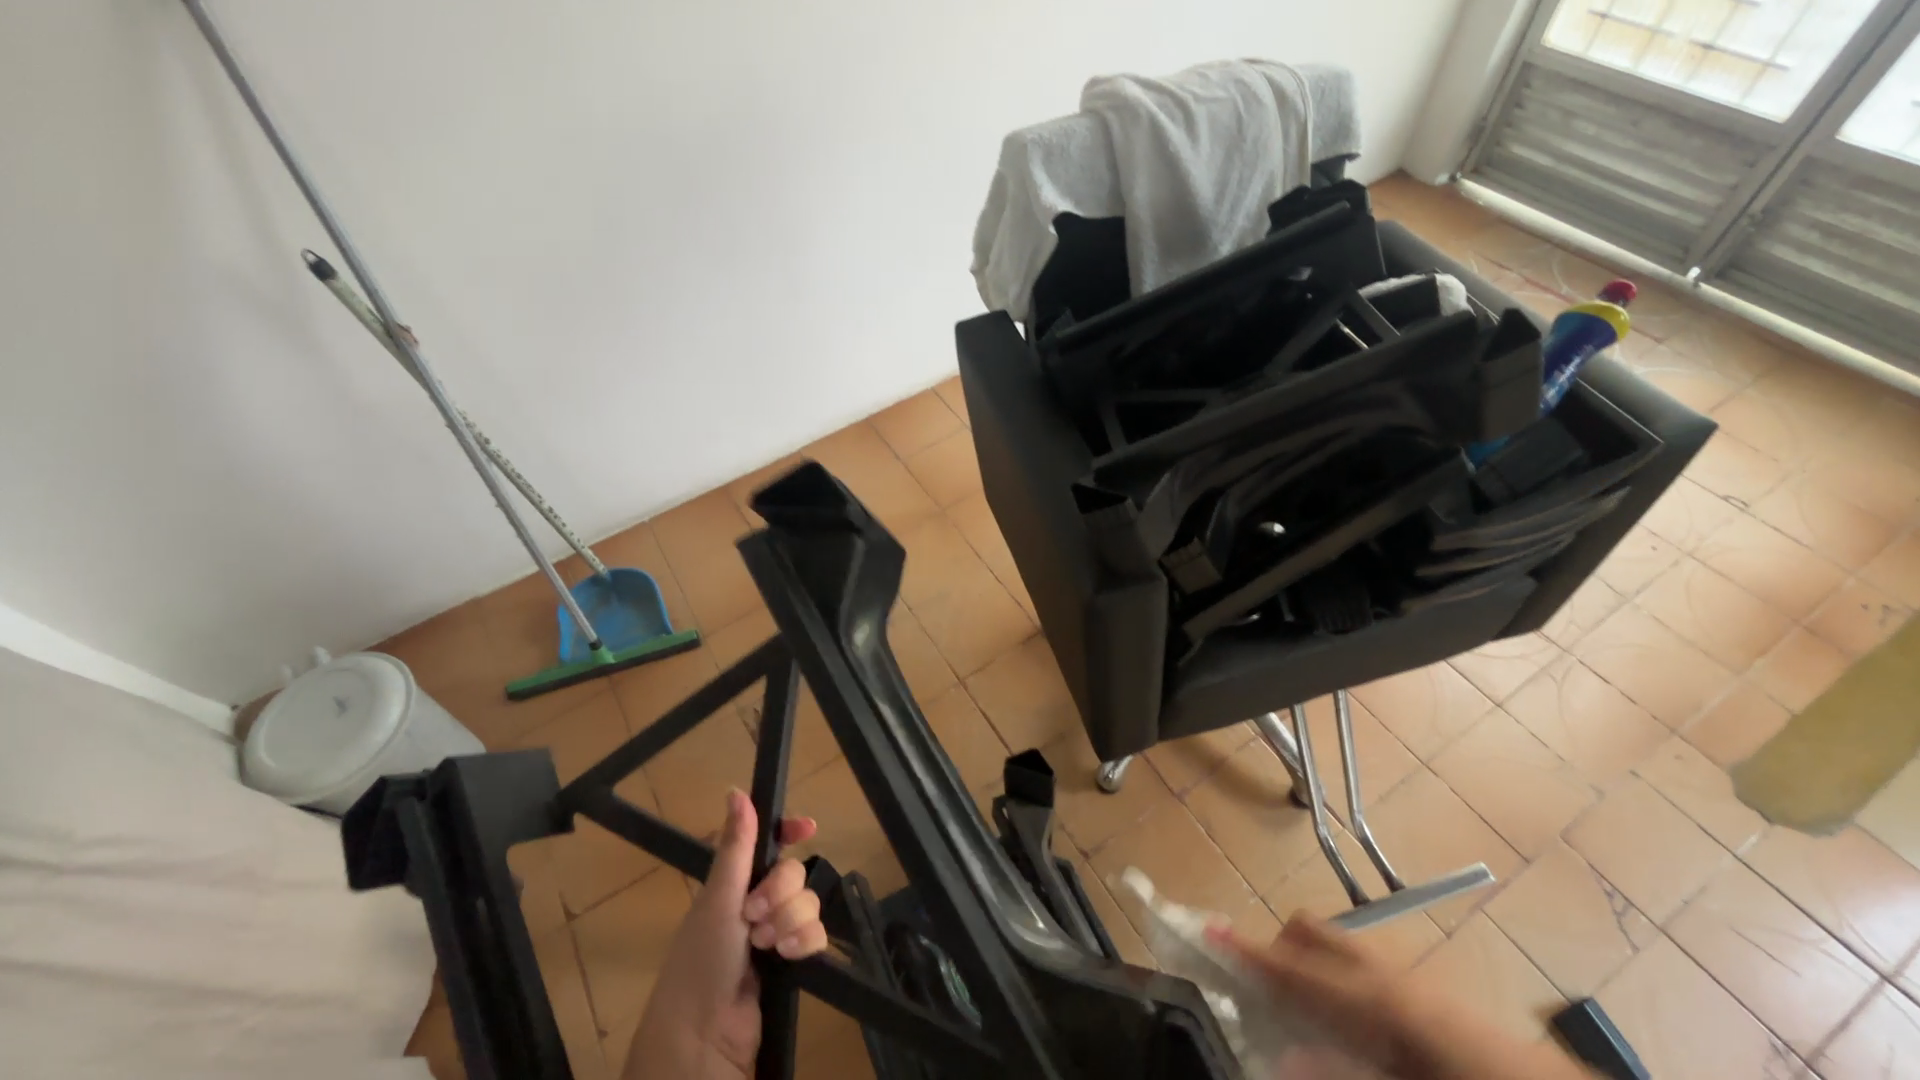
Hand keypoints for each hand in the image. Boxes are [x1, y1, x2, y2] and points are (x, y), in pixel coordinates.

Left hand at [625, 790, 825, 1079]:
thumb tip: (737, 790)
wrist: (707, 1032)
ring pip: (807, 904)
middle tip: (754, 915)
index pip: (768, 843)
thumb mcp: (718, 898)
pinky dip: (806, 942)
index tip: (808, 827)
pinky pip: (817, 934)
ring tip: (767, 946)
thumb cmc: (702, 958)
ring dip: (791, 922)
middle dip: (781, 893)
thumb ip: (736, 846)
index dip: (789, 831)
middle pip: (794, 873)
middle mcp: (755, 902)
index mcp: (733, 882)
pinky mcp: (792, 960)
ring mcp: (774, 931)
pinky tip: (789, 956)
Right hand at [1211, 913, 1592, 1079]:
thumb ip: (1334, 1064)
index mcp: (1377, 1000)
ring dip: (1306, 968)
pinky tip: (1349, 1037)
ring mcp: (1411, 978)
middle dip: (1275, 952)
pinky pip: (1362, 971)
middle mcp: (1388, 975)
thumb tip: (1283, 1056)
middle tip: (1261, 996)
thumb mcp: (1389, 1074)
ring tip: (1301, 1020)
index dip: (1246, 952)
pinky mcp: (1427, 993)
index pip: (1293, 967)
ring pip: (1336, 949)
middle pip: (1309, 933)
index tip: (1206, 932)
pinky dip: (1336, 987)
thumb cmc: (1462, 1070)